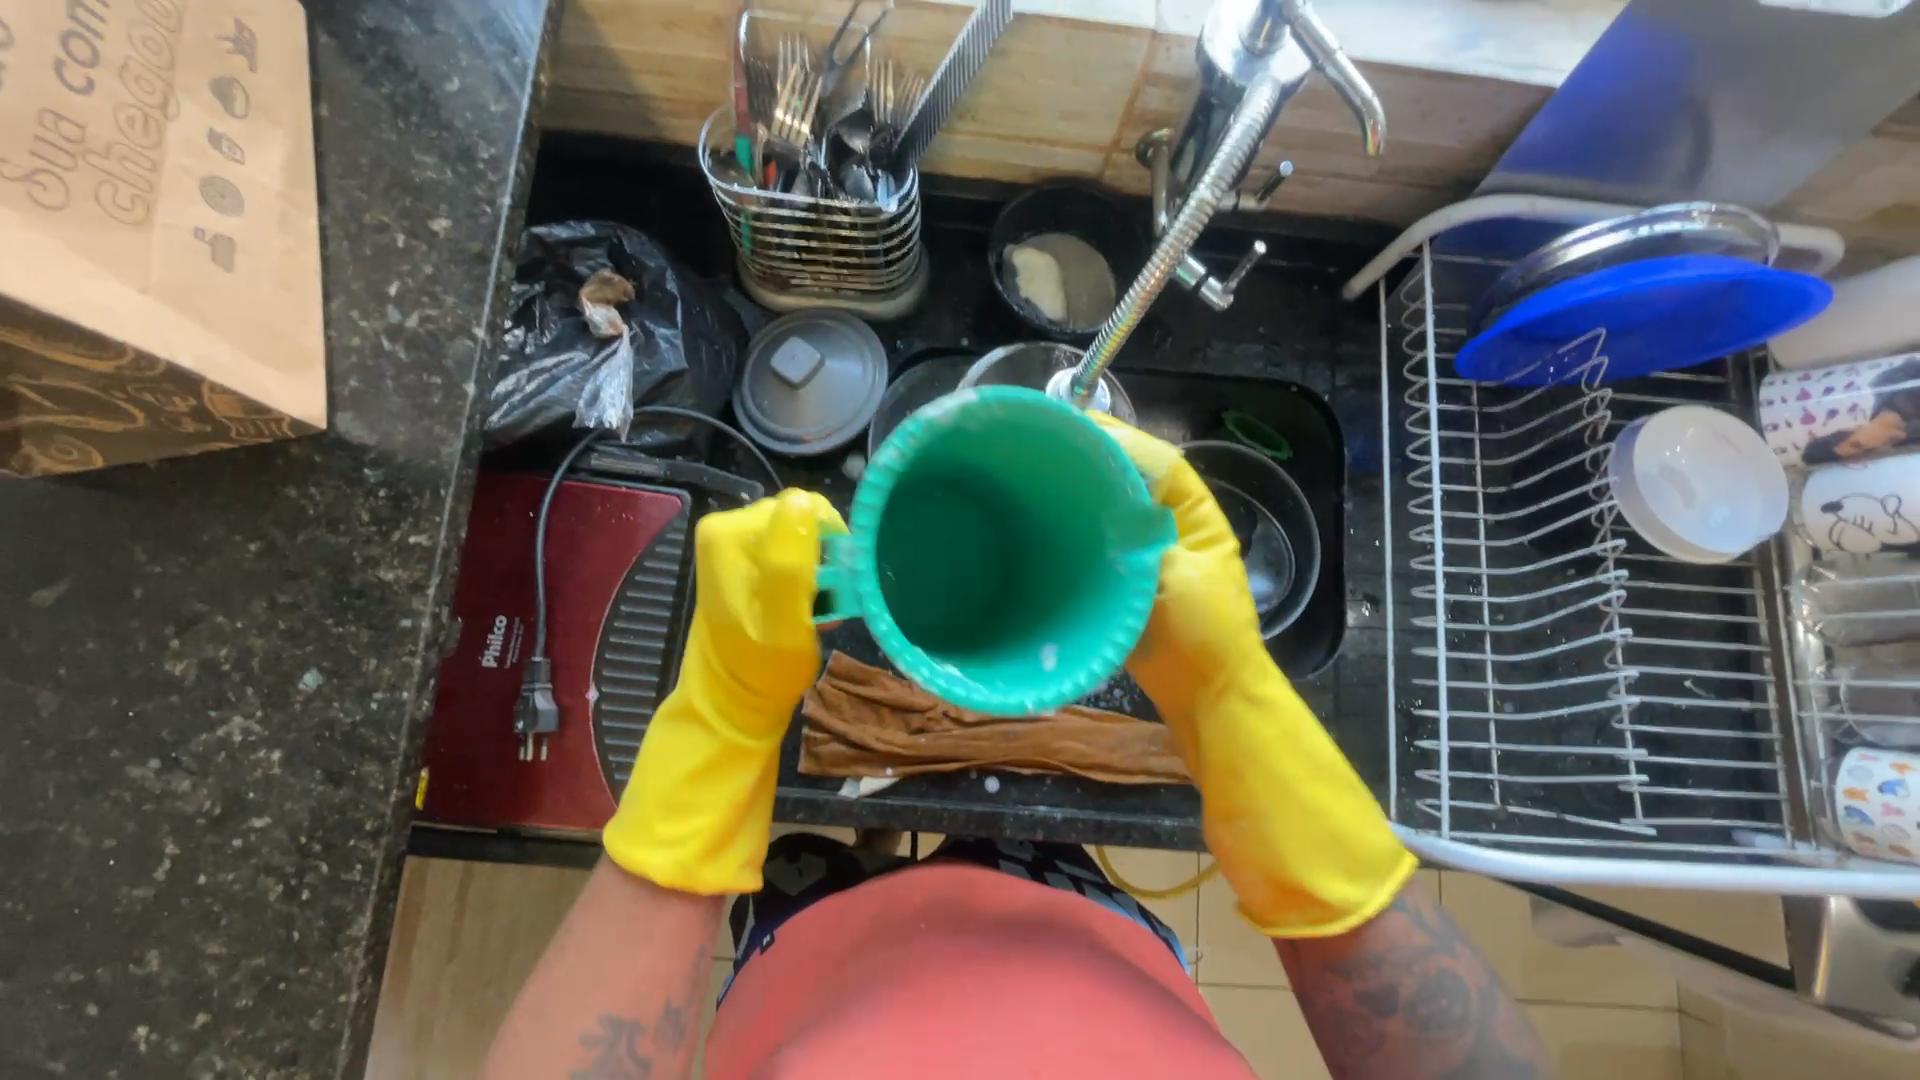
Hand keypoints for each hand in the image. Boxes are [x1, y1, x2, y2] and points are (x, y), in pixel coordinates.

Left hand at [602, 489, 845, 894]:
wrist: (734, 705)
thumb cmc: (763, 667)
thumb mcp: (784, 619)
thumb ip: (791, 562)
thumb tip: (803, 502)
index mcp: (729, 533)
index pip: (804, 509)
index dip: (830, 546)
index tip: (834, 588)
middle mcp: (726, 528)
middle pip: (803, 522)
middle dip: (825, 562)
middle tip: (826, 606)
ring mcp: (734, 545)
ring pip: (803, 540)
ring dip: (820, 576)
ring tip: (817, 613)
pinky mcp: (745, 562)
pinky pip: (793, 556)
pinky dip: (809, 583)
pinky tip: (808, 611)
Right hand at [1092, 414, 1413, 936]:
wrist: (1209, 701)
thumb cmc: (1205, 639)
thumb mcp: (1177, 581)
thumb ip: (1142, 543)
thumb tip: (1099, 510)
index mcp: (1193, 517)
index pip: (1157, 460)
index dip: (1117, 438)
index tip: (1072, 428)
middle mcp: (1170, 528)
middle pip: (1129, 480)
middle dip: (1091, 463)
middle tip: (1041, 452)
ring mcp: (1147, 556)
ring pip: (1110, 512)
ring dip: (1080, 498)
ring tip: (1033, 484)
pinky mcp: (1125, 584)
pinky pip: (1098, 548)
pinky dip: (1074, 537)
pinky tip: (1041, 534)